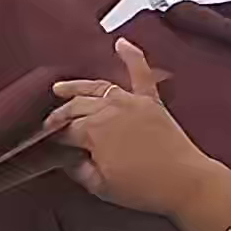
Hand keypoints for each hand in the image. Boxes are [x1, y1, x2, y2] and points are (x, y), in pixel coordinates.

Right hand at [48, 39, 230, 230]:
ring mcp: (131, 102)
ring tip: (60, 88)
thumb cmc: (143, 187)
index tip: (44, 145)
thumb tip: (66, 159)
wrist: (185, 181)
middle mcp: (110, 110)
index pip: (64, 130)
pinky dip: (132, 56)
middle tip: (49, 125)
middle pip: (76, 107)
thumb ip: (78, 169)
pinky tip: (121, 43)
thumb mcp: (101, 186)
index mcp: (93, 130)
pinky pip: (141, 74)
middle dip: (60, 115)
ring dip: (77, 87)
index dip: (52, 138)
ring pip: (98, 88)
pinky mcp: (151, 102)